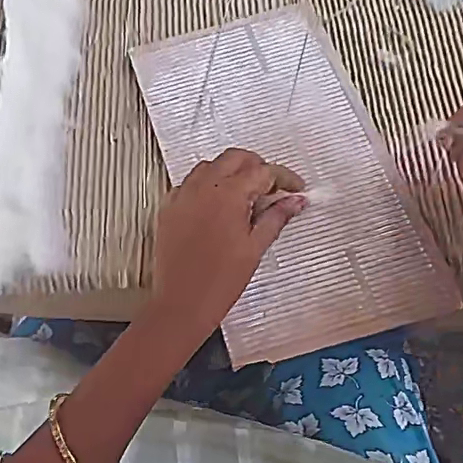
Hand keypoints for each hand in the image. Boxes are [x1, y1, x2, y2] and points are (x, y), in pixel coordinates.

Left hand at [147, 148, 309, 343]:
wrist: (183, 303)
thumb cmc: (216, 282)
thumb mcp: (255, 247)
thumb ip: (276, 218)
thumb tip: (293, 201)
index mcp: (228, 194)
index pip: (264, 171)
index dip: (284, 179)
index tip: (294, 190)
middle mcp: (202, 189)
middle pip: (235, 159)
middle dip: (257, 167)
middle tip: (272, 188)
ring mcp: (182, 197)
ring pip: (209, 167)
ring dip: (229, 172)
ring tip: (245, 197)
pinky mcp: (168, 210)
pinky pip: (188, 185)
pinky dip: (204, 187)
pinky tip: (215, 206)